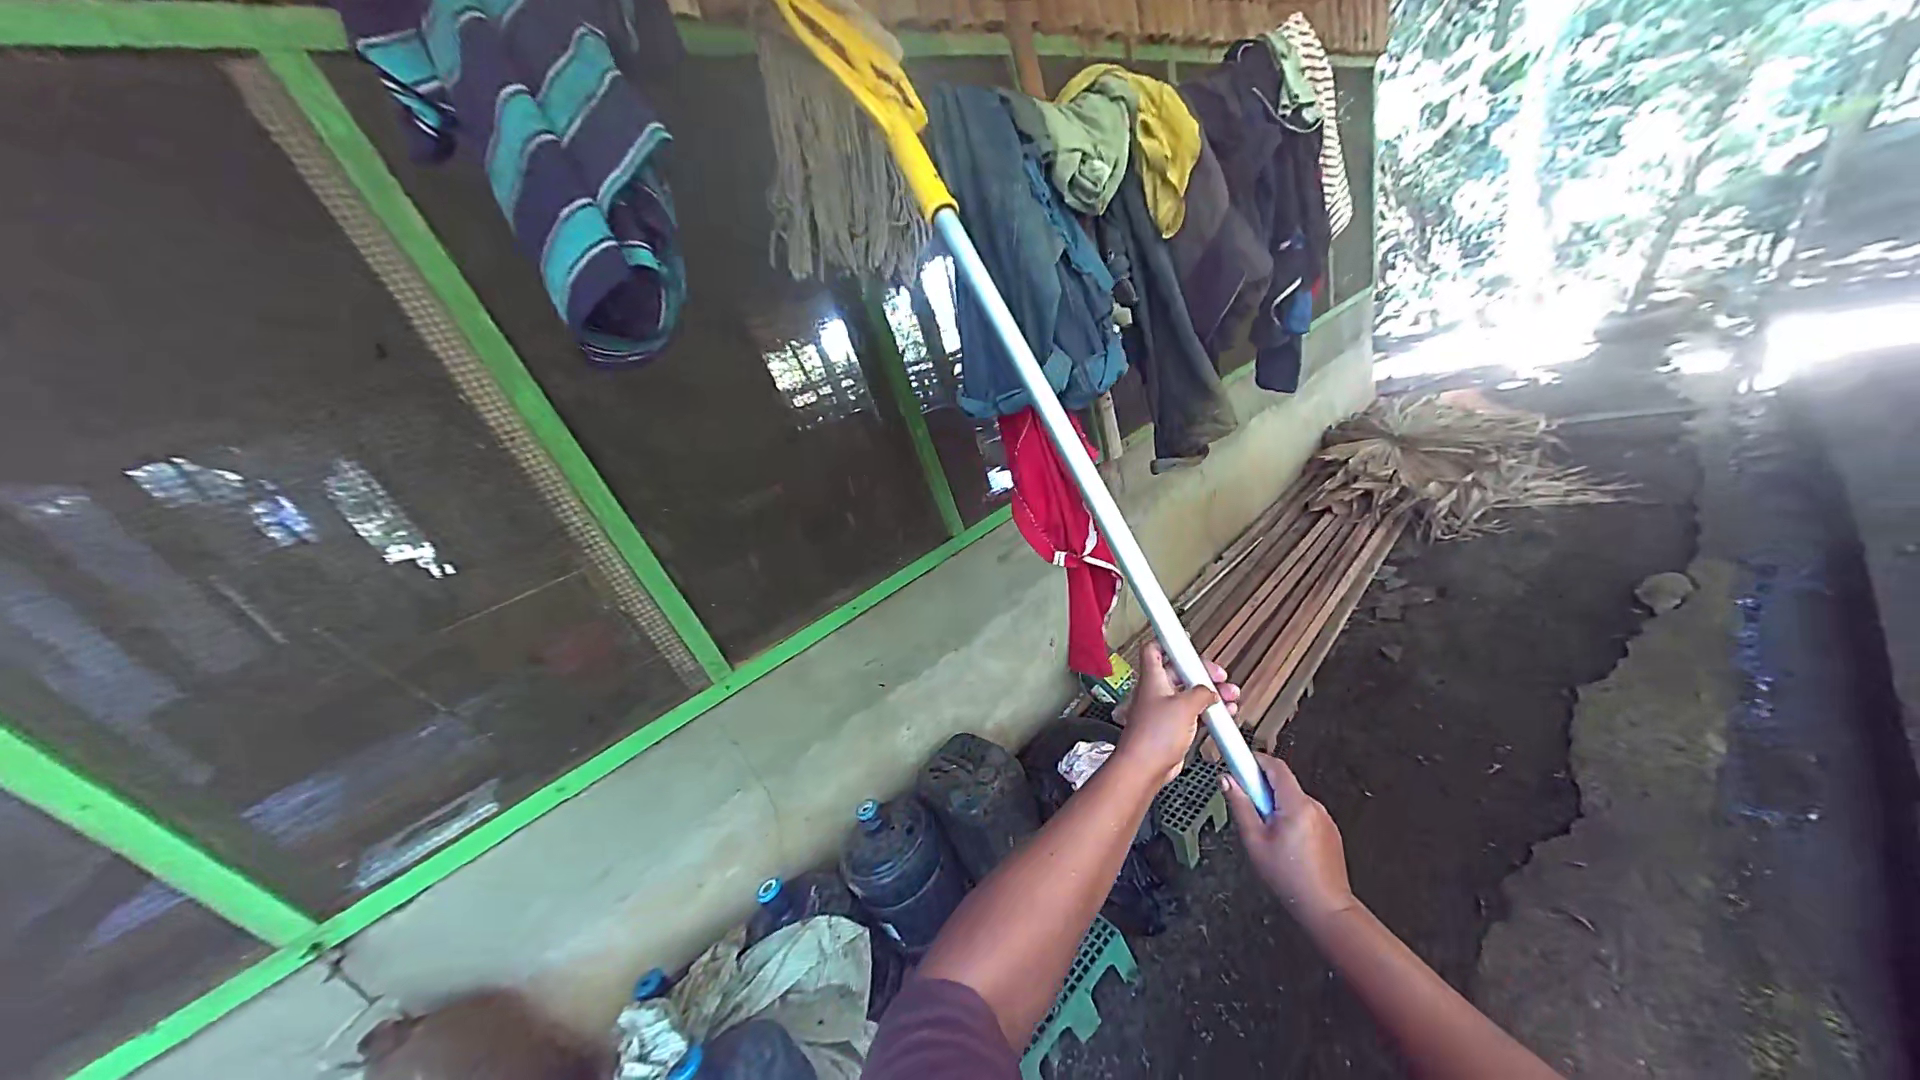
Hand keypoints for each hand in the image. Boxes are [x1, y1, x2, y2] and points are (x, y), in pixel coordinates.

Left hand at [1113, 643, 1237, 786]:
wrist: (1145, 766)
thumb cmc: (1153, 735)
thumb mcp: (1184, 706)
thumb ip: (1201, 693)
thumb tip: (1210, 690)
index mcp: (1153, 678)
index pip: (1154, 650)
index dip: (1169, 643)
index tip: (1186, 641)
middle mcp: (1157, 691)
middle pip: (1180, 671)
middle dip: (1202, 672)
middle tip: (1220, 676)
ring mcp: (1164, 709)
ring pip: (1190, 693)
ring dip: (1210, 693)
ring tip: (1230, 695)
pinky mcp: (1172, 727)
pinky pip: (1193, 713)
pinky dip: (1208, 711)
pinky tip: (1224, 713)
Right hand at [1222, 753, 1356, 924]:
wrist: (1325, 907)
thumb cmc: (1290, 878)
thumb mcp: (1254, 840)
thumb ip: (1240, 806)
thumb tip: (1228, 782)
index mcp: (1296, 805)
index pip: (1274, 766)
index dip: (1253, 759)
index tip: (1236, 755)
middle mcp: (1314, 807)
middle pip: (1281, 783)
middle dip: (1261, 789)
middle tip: (1249, 809)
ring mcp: (1324, 818)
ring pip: (1291, 799)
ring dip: (1274, 805)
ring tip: (1268, 834)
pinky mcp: (1328, 830)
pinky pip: (1303, 812)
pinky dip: (1289, 817)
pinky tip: (1284, 843)